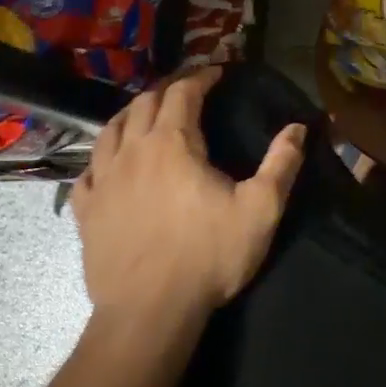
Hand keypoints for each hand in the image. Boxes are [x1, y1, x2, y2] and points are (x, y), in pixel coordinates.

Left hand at [71, 67, 306, 324]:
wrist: (148, 314)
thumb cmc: (208, 256)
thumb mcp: (260, 210)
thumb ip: (282, 164)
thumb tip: (299, 127)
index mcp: (174, 143)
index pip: (183, 92)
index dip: (201, 76)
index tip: (218, 72)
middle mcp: (133, 151)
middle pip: (144, 103)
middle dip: (167, 89)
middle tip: (187, 89)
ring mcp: (104, 181)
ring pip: (110, 130)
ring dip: (131, 113)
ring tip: (147, 115)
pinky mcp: (86, 212)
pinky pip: (87, 170)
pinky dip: (101, 156)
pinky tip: (109, 163)